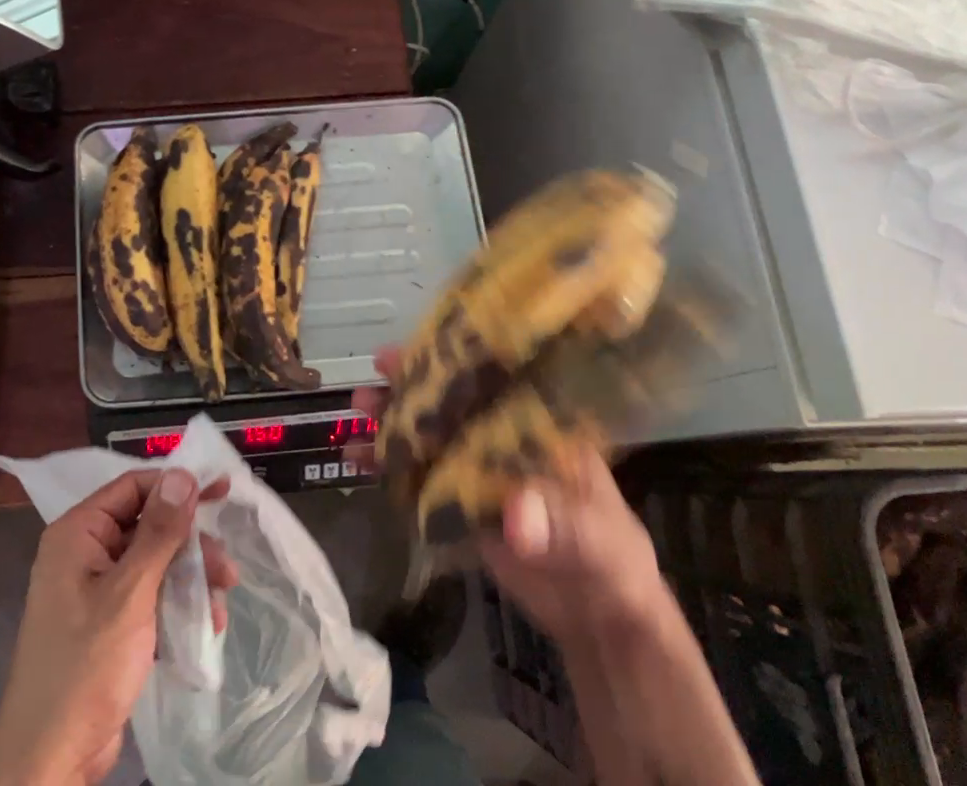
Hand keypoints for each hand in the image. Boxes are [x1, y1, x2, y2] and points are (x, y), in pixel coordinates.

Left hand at [0, 469, 237, 785]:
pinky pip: (149, 598)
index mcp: (78, 534)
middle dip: (190, 544)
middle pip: (147, 527)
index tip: (221, 490)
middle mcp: (84, 554)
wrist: (52, 750)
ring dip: (190, 578)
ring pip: (154, 565)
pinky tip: (205, 625)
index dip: (176, 486)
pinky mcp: (109, 624)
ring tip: (220, 601)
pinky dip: (177, 606)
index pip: (132, 488)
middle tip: (226, 567)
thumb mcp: (129, 593)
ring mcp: (95, 592)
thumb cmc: (86, 663)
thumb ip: (158, 533)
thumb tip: (182, 475)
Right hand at [349, 351, 669, 646]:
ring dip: (393, 424)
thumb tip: (517, 514)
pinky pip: (417, 480)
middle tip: (373, 377)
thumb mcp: (597, 542)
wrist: (598, 619)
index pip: (500, 382)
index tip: (424, 347)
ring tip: (354, 415)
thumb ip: (561, 527)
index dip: (460, 361)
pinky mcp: (458, 506)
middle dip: (412, 389)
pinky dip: (388, 468)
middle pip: (453, 405)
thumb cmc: (612, 563)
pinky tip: (357, 460)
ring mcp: (479, 474)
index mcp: (545, 432)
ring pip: (429, 438)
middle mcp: (506, 442)